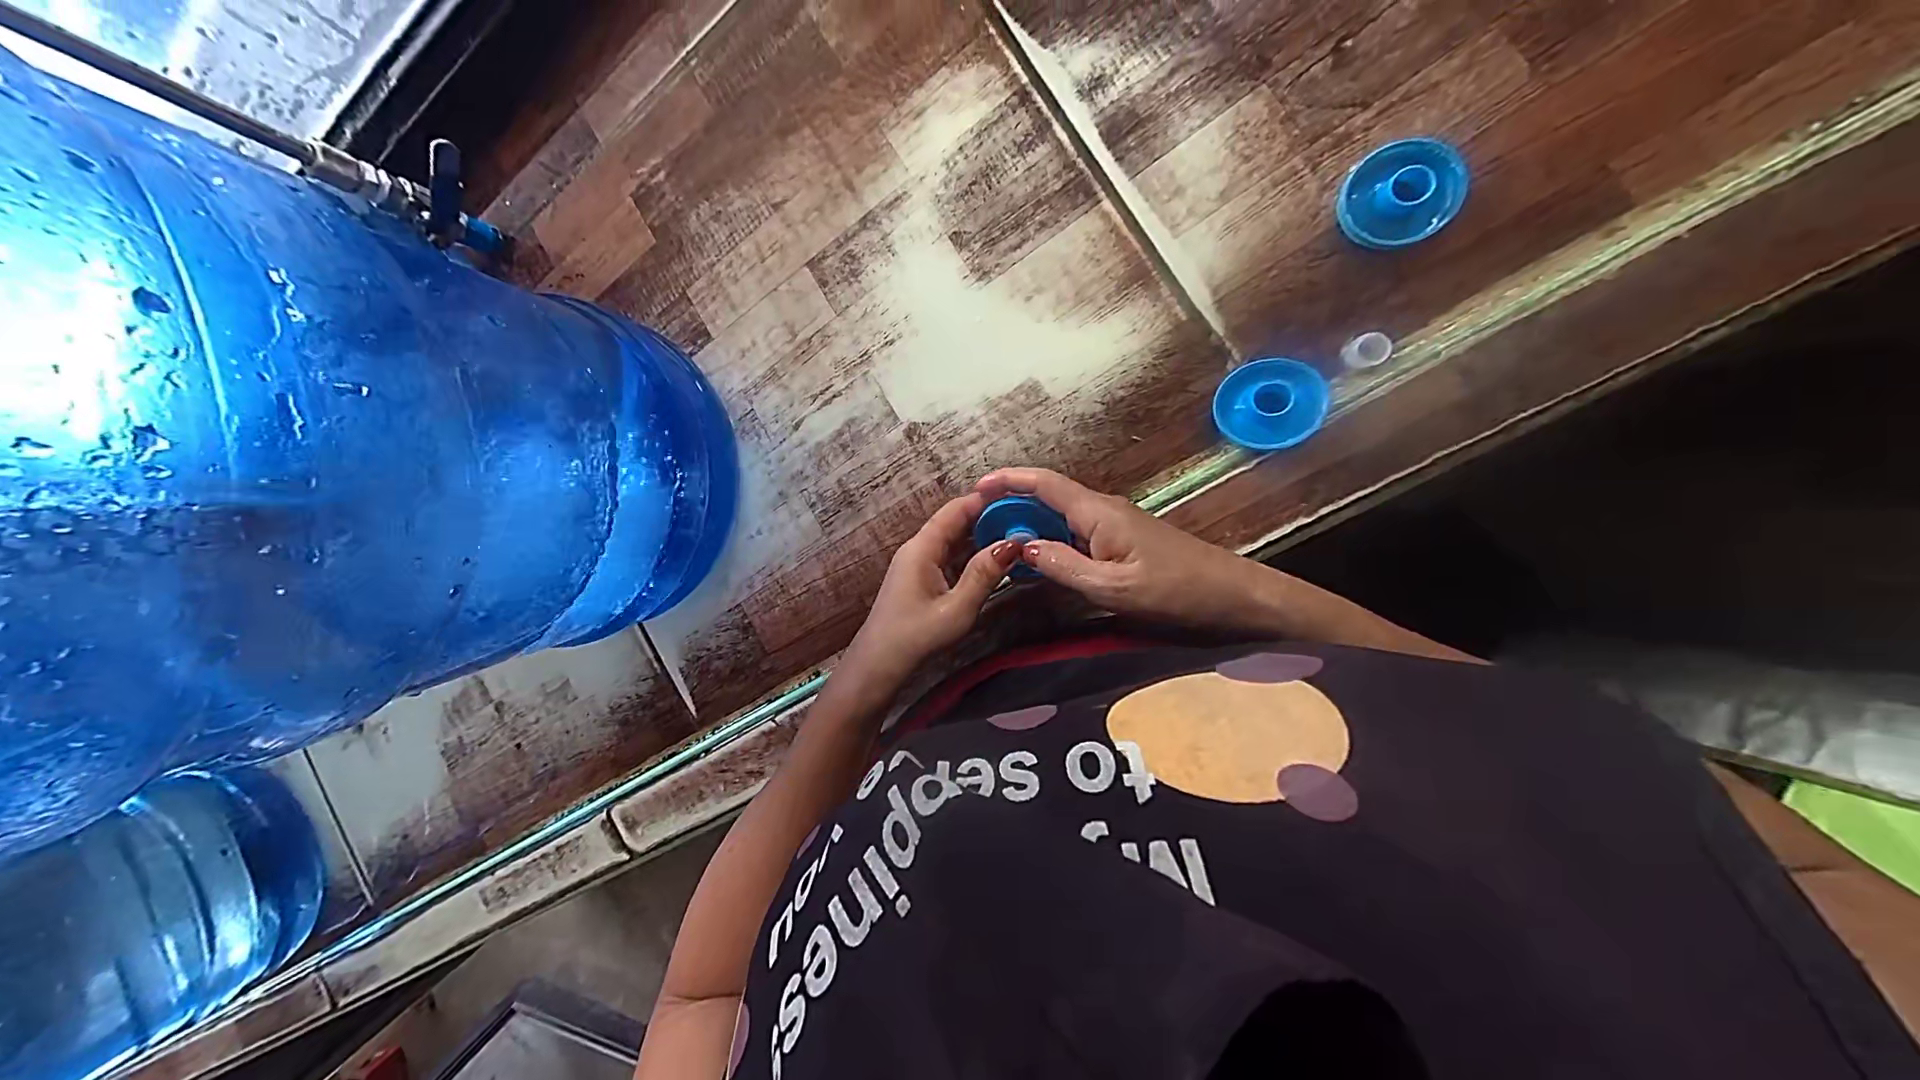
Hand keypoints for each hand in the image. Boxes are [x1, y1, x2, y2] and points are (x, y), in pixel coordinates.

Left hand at [842, 493, 1020, 687]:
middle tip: (1025, 517)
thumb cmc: (916, 636)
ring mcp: (920, 564)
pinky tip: (995, 560)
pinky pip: (951, 558)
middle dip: (989, 518)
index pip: (956, 510)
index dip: (985, 499)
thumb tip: (1013, 544)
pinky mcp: (923, 580)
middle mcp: (919, 549)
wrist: (880, 665)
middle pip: (956, 523)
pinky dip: (973, 556)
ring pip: (955, 541)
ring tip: (1018, 534)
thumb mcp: (957, 608)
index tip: (1018, 496)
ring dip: (983, 538)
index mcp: (922, 547)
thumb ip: (984, 574)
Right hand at [975, 467, 1279, 629]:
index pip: (1045, 483)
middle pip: (1049, 495)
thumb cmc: (1175, 591)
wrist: (1233, 594)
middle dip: (1013, 503)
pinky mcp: (1124, 538)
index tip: (977, 488)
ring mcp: (1116, 522)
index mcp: (1098, 512)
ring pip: (1062, 514)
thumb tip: (1020, 546)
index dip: (1009, 480)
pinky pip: (1077, 530)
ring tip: (999, 539)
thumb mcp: (1112, 588)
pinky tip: (1041, 556)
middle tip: (979, 524)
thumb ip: (1062, 566)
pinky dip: (1052, 536)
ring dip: (1030, 521)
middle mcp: (1104, 508)